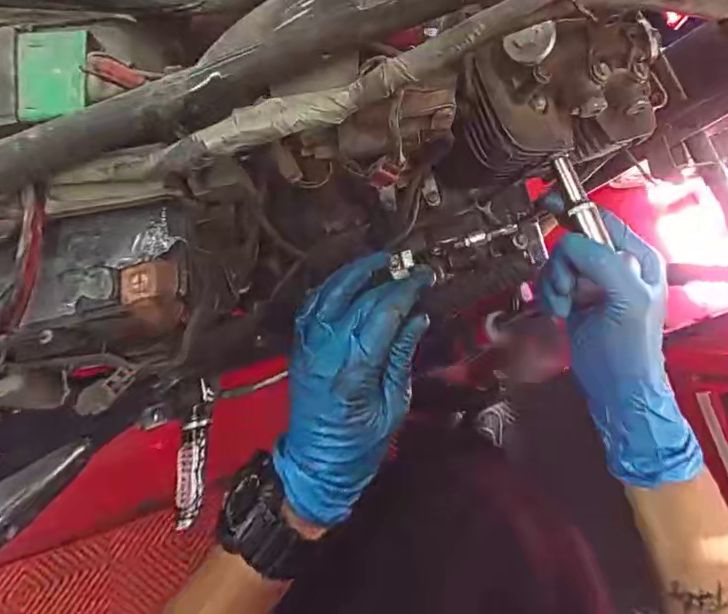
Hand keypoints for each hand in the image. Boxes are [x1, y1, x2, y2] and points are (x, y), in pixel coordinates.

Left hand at [272, 252, 431, 527]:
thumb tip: (418, 317)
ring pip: (329, 296)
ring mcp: (308, 349)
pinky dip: (331, 286)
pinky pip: (313, 306)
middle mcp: (327, 355)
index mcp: (354, 373)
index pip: (383, 315)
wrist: (313, 469)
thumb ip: (401, 357)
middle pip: (360, 302)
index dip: (406, 291)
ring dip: (356, 272)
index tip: (426, 277)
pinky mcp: (300, 348)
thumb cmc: (360, 445)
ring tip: (382, 259)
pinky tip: (350, 277)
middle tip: (415, 270)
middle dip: (390, 281)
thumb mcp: (394, 406)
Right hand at [538, 193, 702, 487]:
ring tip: (565, 305)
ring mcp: (595, 281)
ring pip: (560, 260)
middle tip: (568, 289)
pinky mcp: (577, 298)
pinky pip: (553, 280)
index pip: (603, 222)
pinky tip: (561, 312)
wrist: (618, 394)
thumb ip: (604, 262)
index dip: (578, 214)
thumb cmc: (633, 351)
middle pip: (575, 240)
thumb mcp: (628, 298)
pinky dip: (550, 295)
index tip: (552, 204)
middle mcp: (617, 265)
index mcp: (638, 257)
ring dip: (555, 282)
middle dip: (564, 264)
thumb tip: (574, 242)